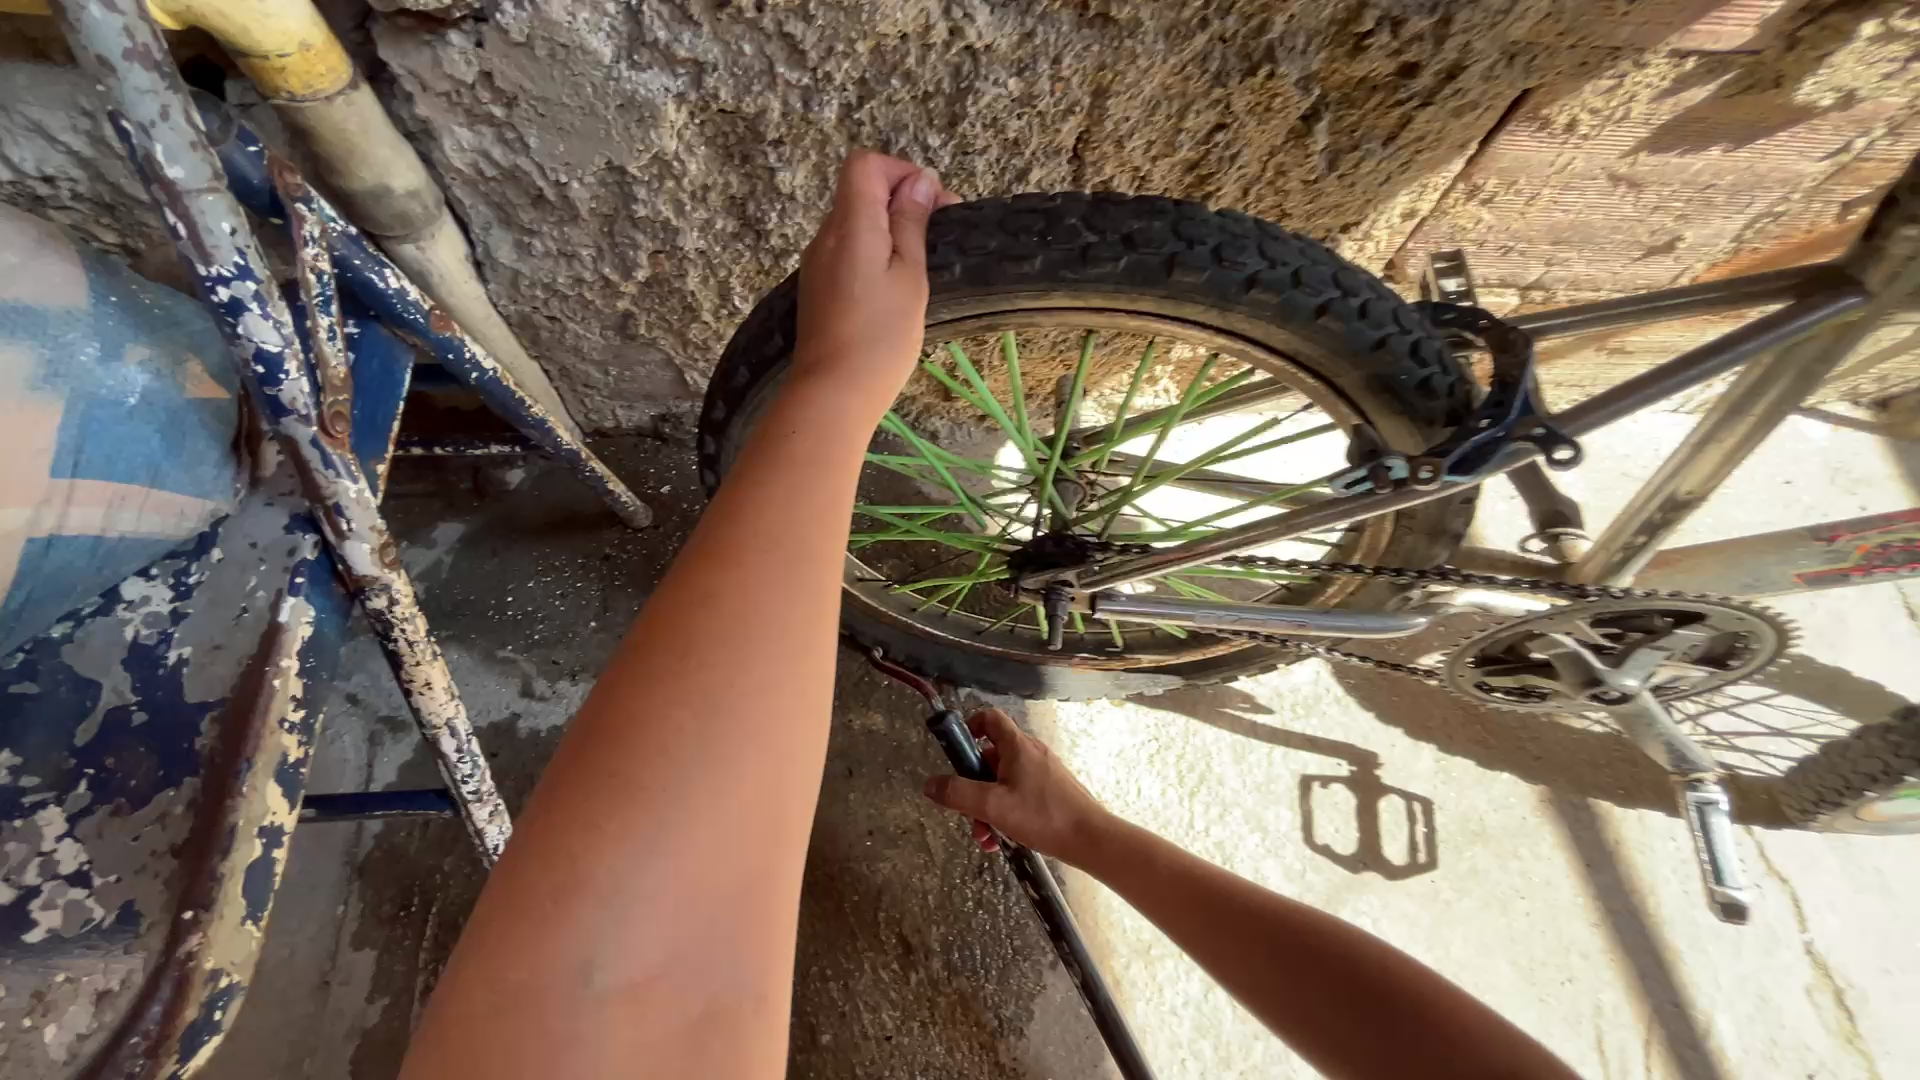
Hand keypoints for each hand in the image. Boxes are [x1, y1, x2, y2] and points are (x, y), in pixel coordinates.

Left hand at [793, 149, 959, 413]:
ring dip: (889, 233)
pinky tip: (893, 291)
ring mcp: (817, 265)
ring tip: (919, 269)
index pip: (866, 165)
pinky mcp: (818, 290)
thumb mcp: (909, 277)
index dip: (902, 173)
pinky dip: (873, 257)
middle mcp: (826, 237)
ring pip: (854, 226)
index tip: (933, 206)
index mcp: (850, 225)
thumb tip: (920, 183)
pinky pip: (847, 255)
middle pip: (860, 193)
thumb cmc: (880, 338)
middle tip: (937, 238)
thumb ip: (911, 225)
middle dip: (901, 203)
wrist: (833, 393)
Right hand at [922, 708, 1111, 861]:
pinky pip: (1020, 794)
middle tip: (970, 815)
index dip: (969, 727)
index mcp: (1017, 746)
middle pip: (991, 758)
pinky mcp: (1052, 791)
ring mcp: (1043, 772)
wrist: (1091, 839)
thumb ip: (958, 794)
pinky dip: (1007, 813)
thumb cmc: (1042, 816)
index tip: (957, 752)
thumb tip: (930, 784)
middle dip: (974, 787)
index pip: (989, 718)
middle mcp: (1030, 752)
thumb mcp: (993, 806)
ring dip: (988, 807)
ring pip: (1004, 782)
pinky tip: (1004, 840)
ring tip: (987, 838)